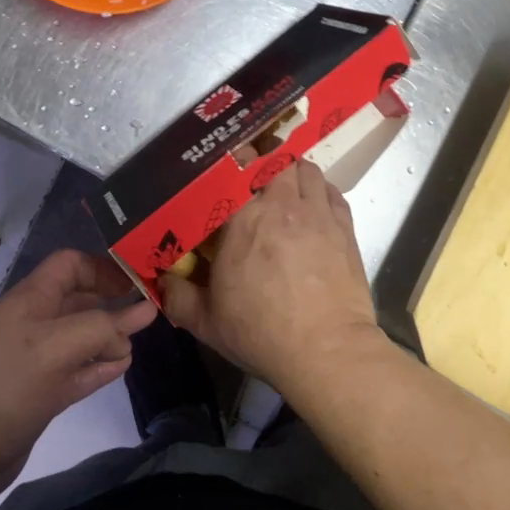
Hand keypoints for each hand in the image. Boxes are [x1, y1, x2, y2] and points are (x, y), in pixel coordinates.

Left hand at [0, 250, 156, 509]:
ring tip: (137, 342)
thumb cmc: (1, 388)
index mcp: (30, 299)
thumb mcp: (55, 347)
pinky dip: (98, 367)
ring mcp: (34, 361)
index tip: (138, 280)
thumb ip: (101, 327)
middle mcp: (33, 323)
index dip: (104, 266)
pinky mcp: (37, 397)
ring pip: (80, 337)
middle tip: (152, 310)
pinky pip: (75, 372)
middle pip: (79, 298)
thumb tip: (138, 321)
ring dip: (109, 337)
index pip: (71, 264)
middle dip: (113, 301)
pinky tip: (119, 368)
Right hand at [160, 160, 383, 394]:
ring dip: (294, 173)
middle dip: (266, 161)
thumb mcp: (206, 322)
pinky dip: (321, 191)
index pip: (237, 166)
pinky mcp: (345, 228)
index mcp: (243, 219)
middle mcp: (282, 204)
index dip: (233, 160)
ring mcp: (318, 213)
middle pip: (277, 159)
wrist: (326, 350)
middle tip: (255, 177)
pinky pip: (333, 192)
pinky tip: (314, 207)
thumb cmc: (261, 332)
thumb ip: (179, 296)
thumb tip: (163, 279)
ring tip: (286, 189)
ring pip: (307, 170)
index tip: (227, 168)